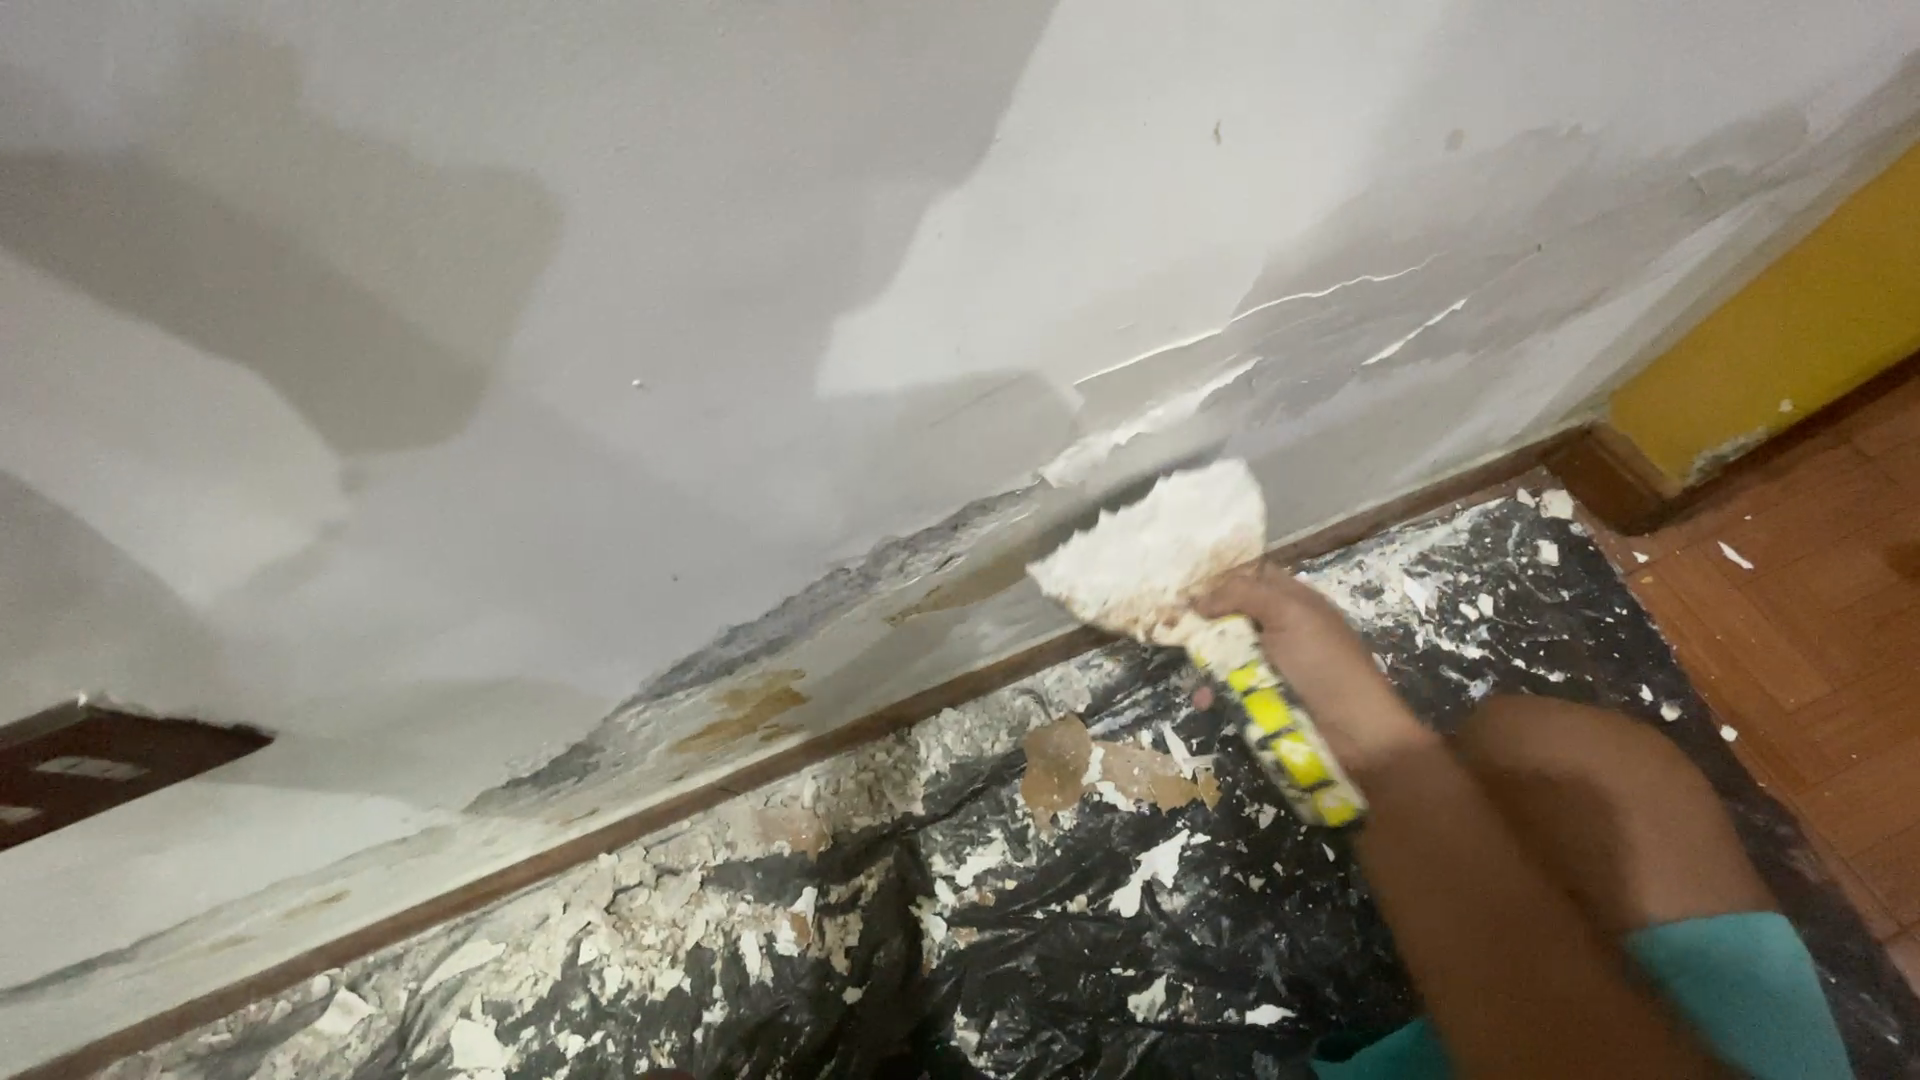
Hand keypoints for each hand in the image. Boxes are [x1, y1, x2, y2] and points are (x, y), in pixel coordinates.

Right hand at [1195, 561, 1434, 770]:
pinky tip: (1204, 699)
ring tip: (1190, 667)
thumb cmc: (1325, 665)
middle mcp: (1279, 628)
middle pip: (1231, 613)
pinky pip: (1227, 686)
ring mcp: (1269, 664)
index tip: (1185, 584)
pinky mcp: (1260, 697)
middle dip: (1203, 618)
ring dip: (1204, 658)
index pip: (1252, 576)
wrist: (1356, 736)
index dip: (1221, 576)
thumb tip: (1198, 599)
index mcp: (1293, 601)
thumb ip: (1243, 594)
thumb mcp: (1289, 615)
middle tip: (1174, 625)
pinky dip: (1213, 690)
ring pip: (1224, 651)